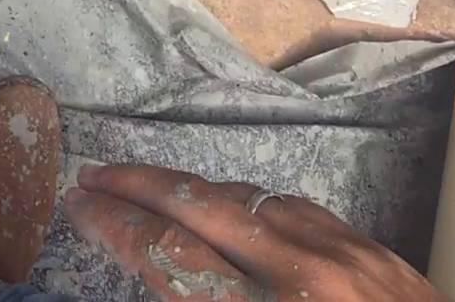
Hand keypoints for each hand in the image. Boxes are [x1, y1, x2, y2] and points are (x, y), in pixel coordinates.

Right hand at [64, 165, 443, 301]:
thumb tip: (160, 272)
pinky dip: (242, 199)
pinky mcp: (373, 249)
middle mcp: (302, 279)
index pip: (169, 254)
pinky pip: (288, 205)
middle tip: (90, 176)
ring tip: (143, 188)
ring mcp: (343, 256)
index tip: (80, 206)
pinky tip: (225, 205)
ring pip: (240, 195)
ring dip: (183, 187)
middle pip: (195, 204)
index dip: (116, 223)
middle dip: (133, 183)